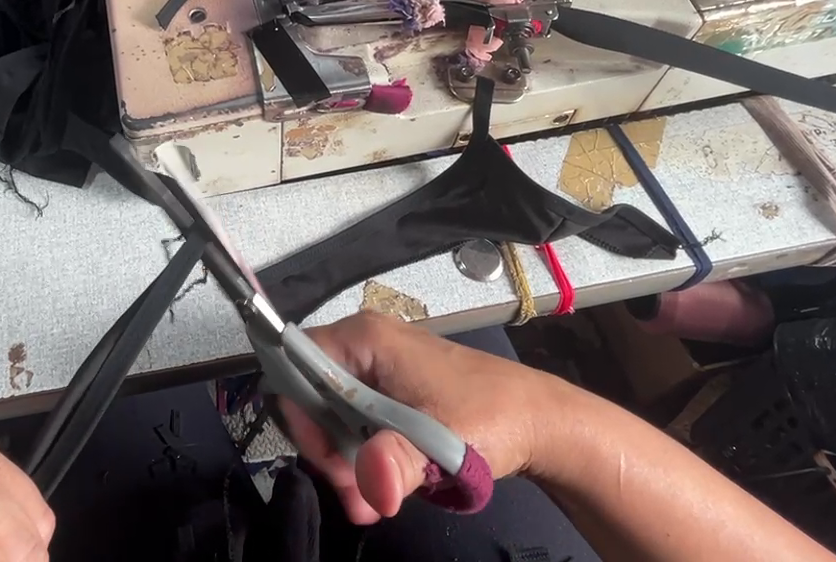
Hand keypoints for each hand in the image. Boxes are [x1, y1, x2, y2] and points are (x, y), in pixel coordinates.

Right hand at [277, 311, 573, 524]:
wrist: (538, 419)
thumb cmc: (489, 416)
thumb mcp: (441, 442)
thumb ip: (398, 461)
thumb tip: (369, 484)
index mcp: (366, 337)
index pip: (298, 364)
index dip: (302, 414)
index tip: (331, 460)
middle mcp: (364, 342)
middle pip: (313, 393)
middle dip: (328, 449)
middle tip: (357, 493)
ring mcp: (378, 364)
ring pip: (333, 411)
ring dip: (346, 459)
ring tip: (373, 498)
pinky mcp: (391, 386)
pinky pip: (357, 417)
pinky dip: (365, 452)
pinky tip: (384, 481)